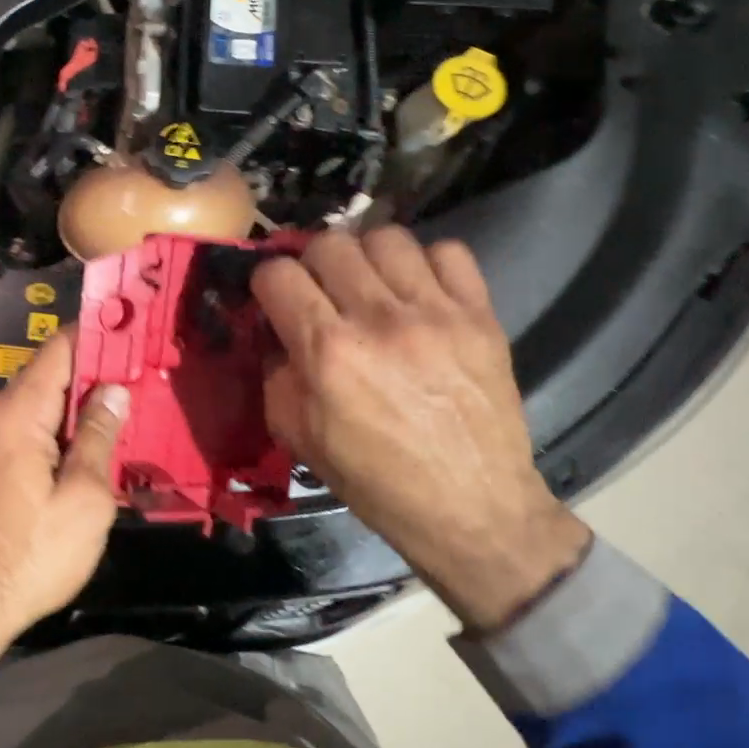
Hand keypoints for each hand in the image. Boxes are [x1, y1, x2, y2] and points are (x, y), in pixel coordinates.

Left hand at [0, 327, 127, 727]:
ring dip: (74, 411)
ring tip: (121, 421)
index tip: (131, 329)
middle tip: (139, 385)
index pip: (58, 349)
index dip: (95, 335)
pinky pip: (21, 430)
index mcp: (15, 411)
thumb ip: (98, 436)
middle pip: (47, 377)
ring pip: (36, 406)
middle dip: (91, 378)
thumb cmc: (33, 554)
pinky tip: (83, 454)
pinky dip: (52, 432)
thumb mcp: (85, 498)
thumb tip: (113, 388)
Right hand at [252, 227, 590, 631]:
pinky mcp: (481, 316)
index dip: (267, 283)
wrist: (473, 510)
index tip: (275, 302)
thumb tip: (275, 329)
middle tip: (321, 291)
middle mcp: (378, 320)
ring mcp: (435, 313)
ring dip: (366, 256)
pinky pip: (449, 252)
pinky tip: (418, 291)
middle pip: (328, 243)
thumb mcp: (296, 432)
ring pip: (385, 237)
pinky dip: (426, 263)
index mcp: (327, 352)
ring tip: (370, 285)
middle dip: (312, 262)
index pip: (277, 273)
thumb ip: (276, 370)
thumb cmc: (374, 479)